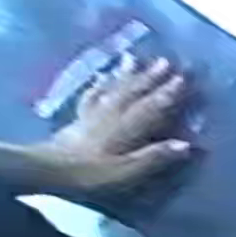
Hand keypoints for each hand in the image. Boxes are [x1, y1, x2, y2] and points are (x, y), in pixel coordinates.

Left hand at [34, 54, 193, 193]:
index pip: (152, 108)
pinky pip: (93, 94)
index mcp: (125, 130)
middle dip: (150, 78)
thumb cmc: (96, 176)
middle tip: (166, 62)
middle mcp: (109, 116)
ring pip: (113, 89)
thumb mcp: (131, 172)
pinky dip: (102, 83)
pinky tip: (106, 76)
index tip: (185, 79)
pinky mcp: (82, 118)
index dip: (168, 94)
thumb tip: (189, 144)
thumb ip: (157, 157)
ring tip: (136, 60)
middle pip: (132, 93)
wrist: (46, 170)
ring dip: (127, 75)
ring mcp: (93, 115)